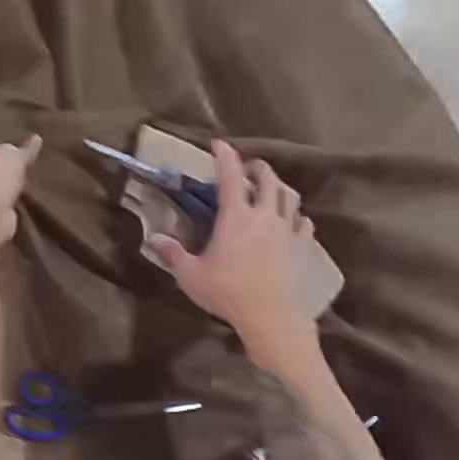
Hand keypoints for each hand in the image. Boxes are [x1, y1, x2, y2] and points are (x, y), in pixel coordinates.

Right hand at [151, 140, 315, 347]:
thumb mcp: (190, 276)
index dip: (224, 157)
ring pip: (289, 196)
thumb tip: (155, 240)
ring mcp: (287, 230)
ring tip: (271, 189)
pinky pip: (303, 222)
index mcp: (236, 218)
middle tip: (248, 169)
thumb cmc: (227, 293)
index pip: (230, 177)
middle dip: (257, 168)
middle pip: (268, 179)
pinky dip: (295, 216)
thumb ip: (174, 255)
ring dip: (279, 187)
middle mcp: (264, 216)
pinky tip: (291, 221)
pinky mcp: (302, 246)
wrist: (271, 316)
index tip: (219, 144)